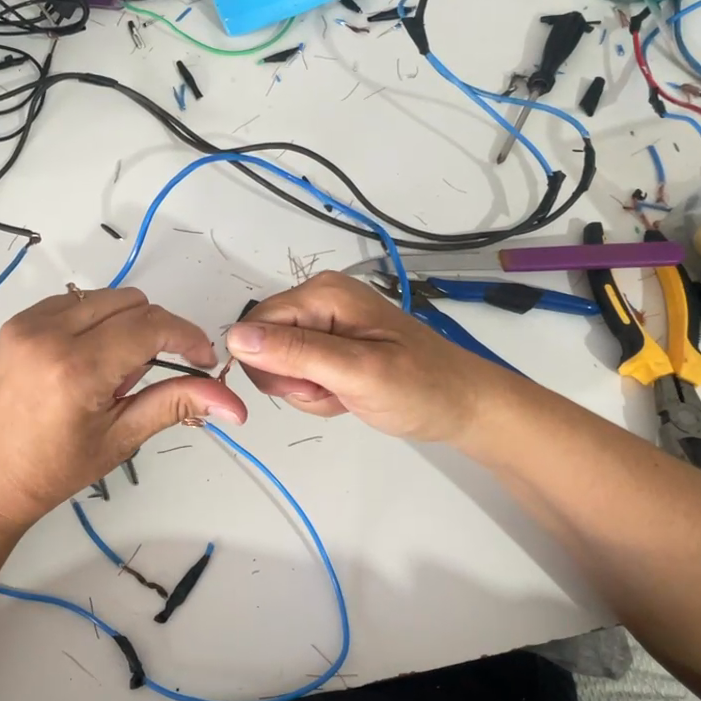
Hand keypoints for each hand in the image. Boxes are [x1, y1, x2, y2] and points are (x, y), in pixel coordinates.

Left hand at [0, 287, 245, 533]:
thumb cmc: (53, 470)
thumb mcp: (120, 439)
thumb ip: (176, 404)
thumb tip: (234, 404)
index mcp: (77, 369)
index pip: (151, 326)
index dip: (187, 337)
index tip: (202, 360)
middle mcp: (49, 335)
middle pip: (131, 303)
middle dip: (154, 331)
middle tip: (140, 378)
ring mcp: (26, 324)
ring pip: (102, 297)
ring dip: (122, 323)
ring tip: (107, 373)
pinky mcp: (14, 324)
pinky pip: (70, 302)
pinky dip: (90, 321)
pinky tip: (84, 360)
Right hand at [226, 272, 508, 443]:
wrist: (465, 406)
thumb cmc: (421, 387)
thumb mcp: (357, 372)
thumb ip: (296, 352)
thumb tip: (235, 338)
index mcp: (322, 294)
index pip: (255, 325)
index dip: (268, 363)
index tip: (309, 385)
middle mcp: (318, 300)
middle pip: (263, 345)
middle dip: (291, 379)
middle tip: (332, 390)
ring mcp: (325, 323)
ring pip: (278, 364)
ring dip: (306, 391)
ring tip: (345, 393)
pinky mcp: (330, 345)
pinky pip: (298, 372)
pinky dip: (317, 392)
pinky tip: (347, 395)